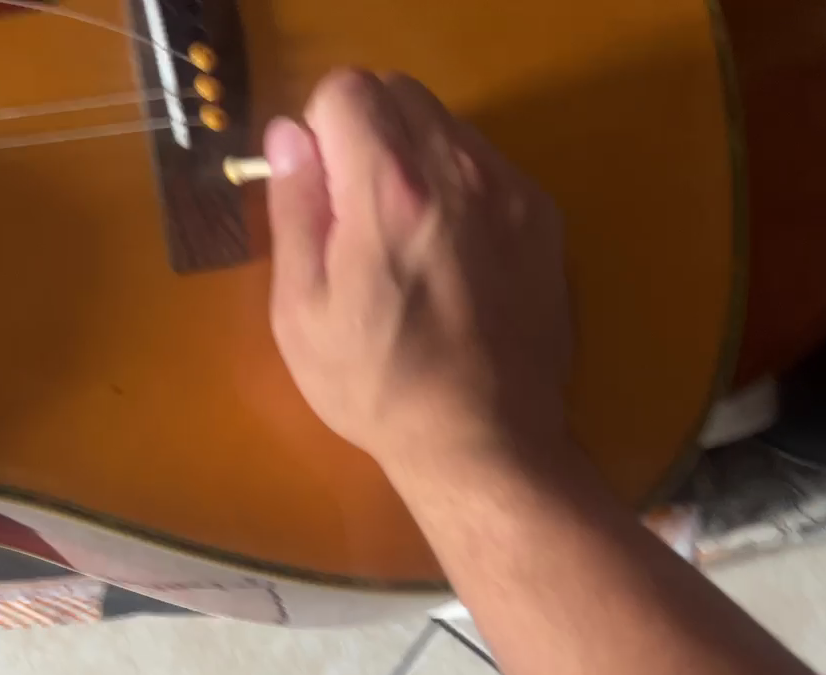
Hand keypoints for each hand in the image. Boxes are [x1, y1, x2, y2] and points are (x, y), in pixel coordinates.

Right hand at [266, 70, 572, 475]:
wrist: (479, 433)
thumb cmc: (371, 382)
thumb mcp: (300, 311)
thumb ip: (293, 212)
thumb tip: (284, 139)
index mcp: (386, 192)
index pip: (345, 90)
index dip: (315, 132)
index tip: (313, 190)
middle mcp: (458, 168)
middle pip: (398, 90)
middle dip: (359, 134)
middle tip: (347, 215)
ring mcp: (510, 187)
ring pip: (443, 122)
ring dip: (406, 158)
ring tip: (396, 239)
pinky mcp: (541, 213)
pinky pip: (483, 162)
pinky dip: (450, 186)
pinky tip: (443, 254)